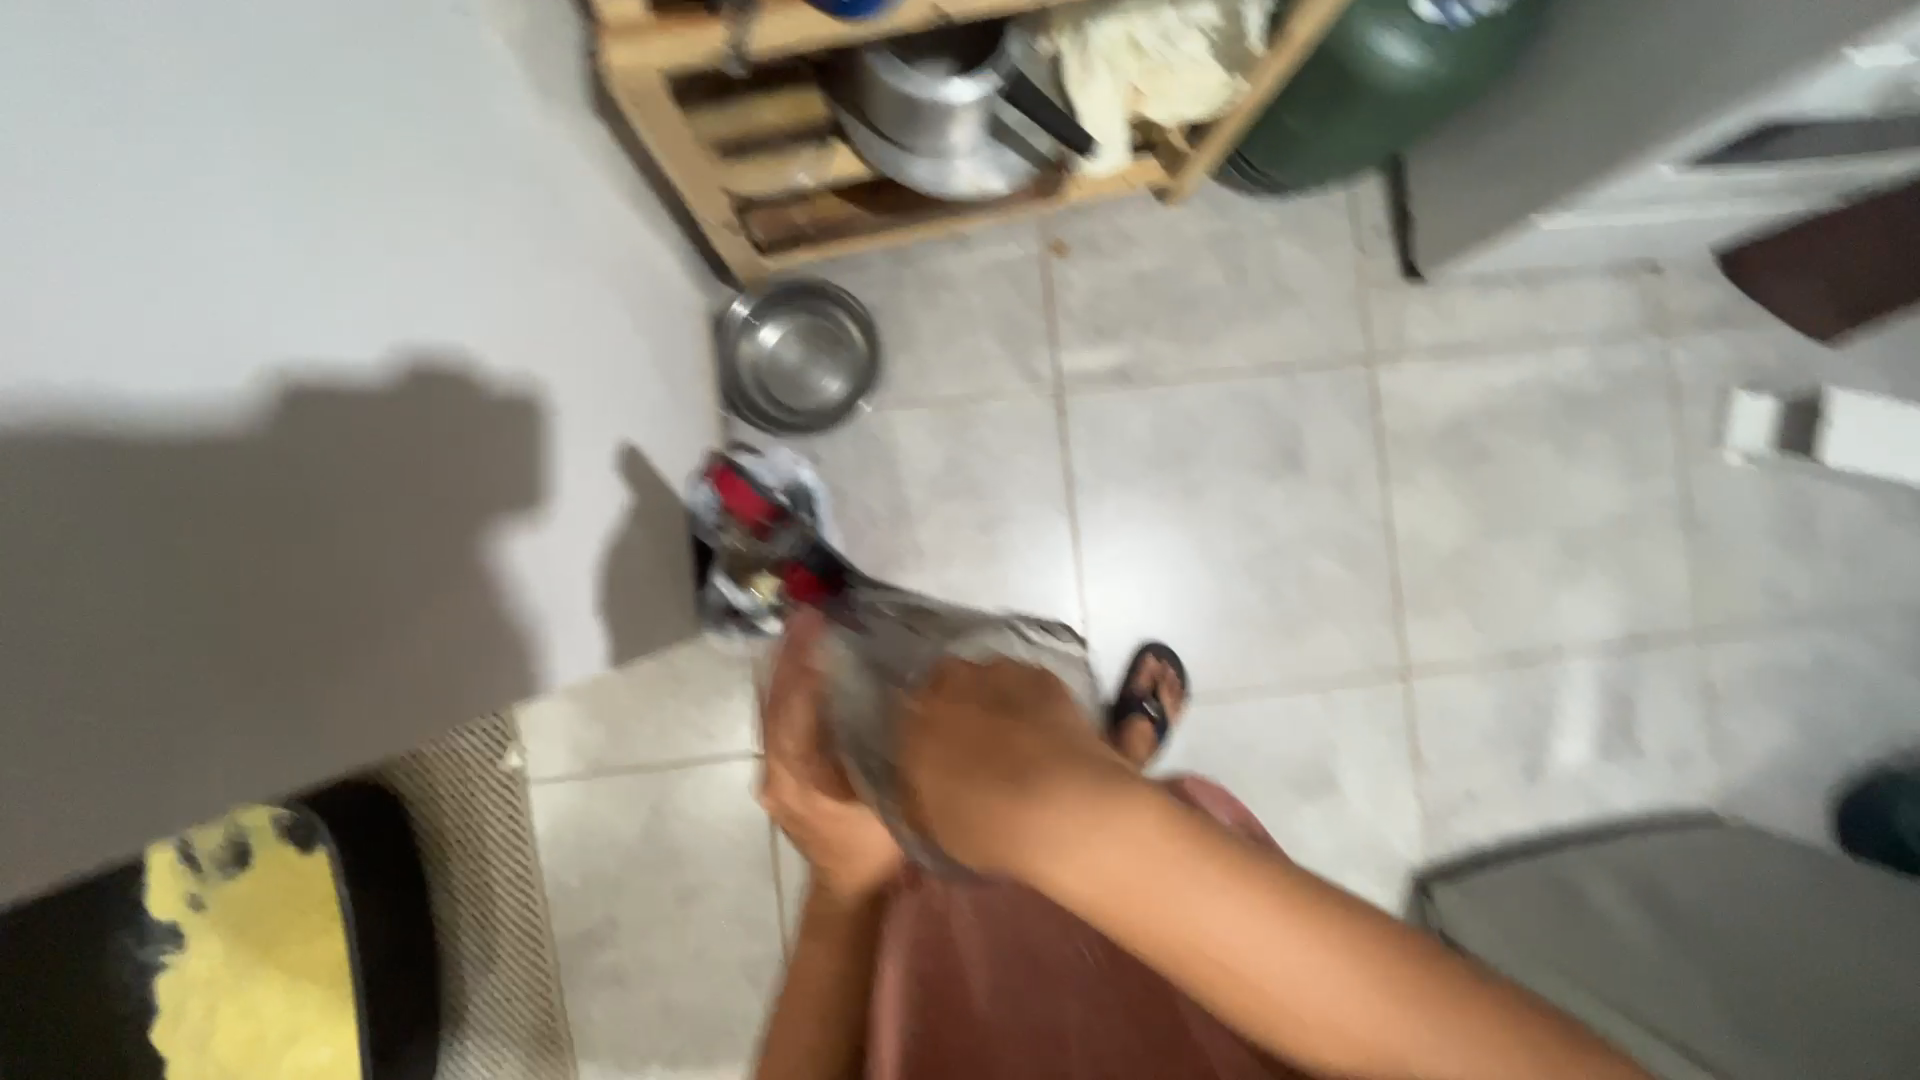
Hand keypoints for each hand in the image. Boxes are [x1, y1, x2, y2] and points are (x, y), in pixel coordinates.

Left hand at [758, 608, 903, 902]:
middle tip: (807, 614)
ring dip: (785, 668)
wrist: (849, 889)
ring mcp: (769, 773)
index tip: (816, 626)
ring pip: (769, 709)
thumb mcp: (891, 802)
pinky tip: (800, 665)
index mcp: (799, 778)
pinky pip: (774, 720)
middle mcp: (774, 772)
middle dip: (789, 655)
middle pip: (774, 702)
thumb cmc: (875, 846)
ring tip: (802, 628)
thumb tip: (900, 702)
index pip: (794, 709)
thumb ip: (886, 755)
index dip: (804, 665)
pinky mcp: (775, 774)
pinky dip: (786, 688)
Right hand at [896, 656, 1142, 878]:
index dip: (918, 734)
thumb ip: (917, 792)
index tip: (929, 755)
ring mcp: (998, 673)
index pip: (904, 714)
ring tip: (1010, 736)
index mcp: (913, 719)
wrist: (1061, 806)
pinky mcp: (1042, 676)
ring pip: (985, 678)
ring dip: (991, 698)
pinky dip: (1028, 701)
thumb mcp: (933, 822)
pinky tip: (1042, 730)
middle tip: (967, 742)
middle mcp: (950, 684)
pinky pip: (1025, 683)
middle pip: (942, 684)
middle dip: (951, 705)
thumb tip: (918, 784)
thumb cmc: (986, 824)